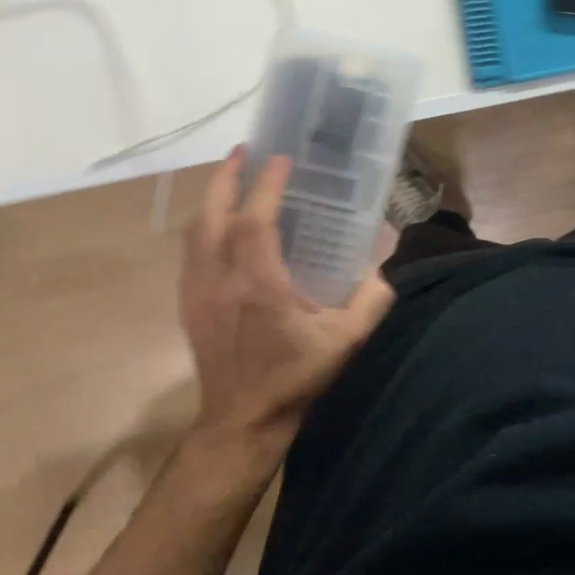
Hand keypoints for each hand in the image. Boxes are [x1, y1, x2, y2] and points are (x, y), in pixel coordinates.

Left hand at [180, 147, 394, 452]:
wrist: (241, 423)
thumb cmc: (294, 378)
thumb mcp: (346, 342)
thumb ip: (371, 300)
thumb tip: (384, 267)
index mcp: (258, 285)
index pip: (255, 220)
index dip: (266, 184)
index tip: (282, 158)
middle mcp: (220, 281)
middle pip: (211, 215)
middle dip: (226, 177)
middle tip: (247, 150)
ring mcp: (198, 292)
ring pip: (194, 231)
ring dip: (213, 198)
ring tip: (233, 176)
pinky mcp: (189, 304)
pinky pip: (191, 250)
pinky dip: (205, 224)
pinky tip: (222, 222)